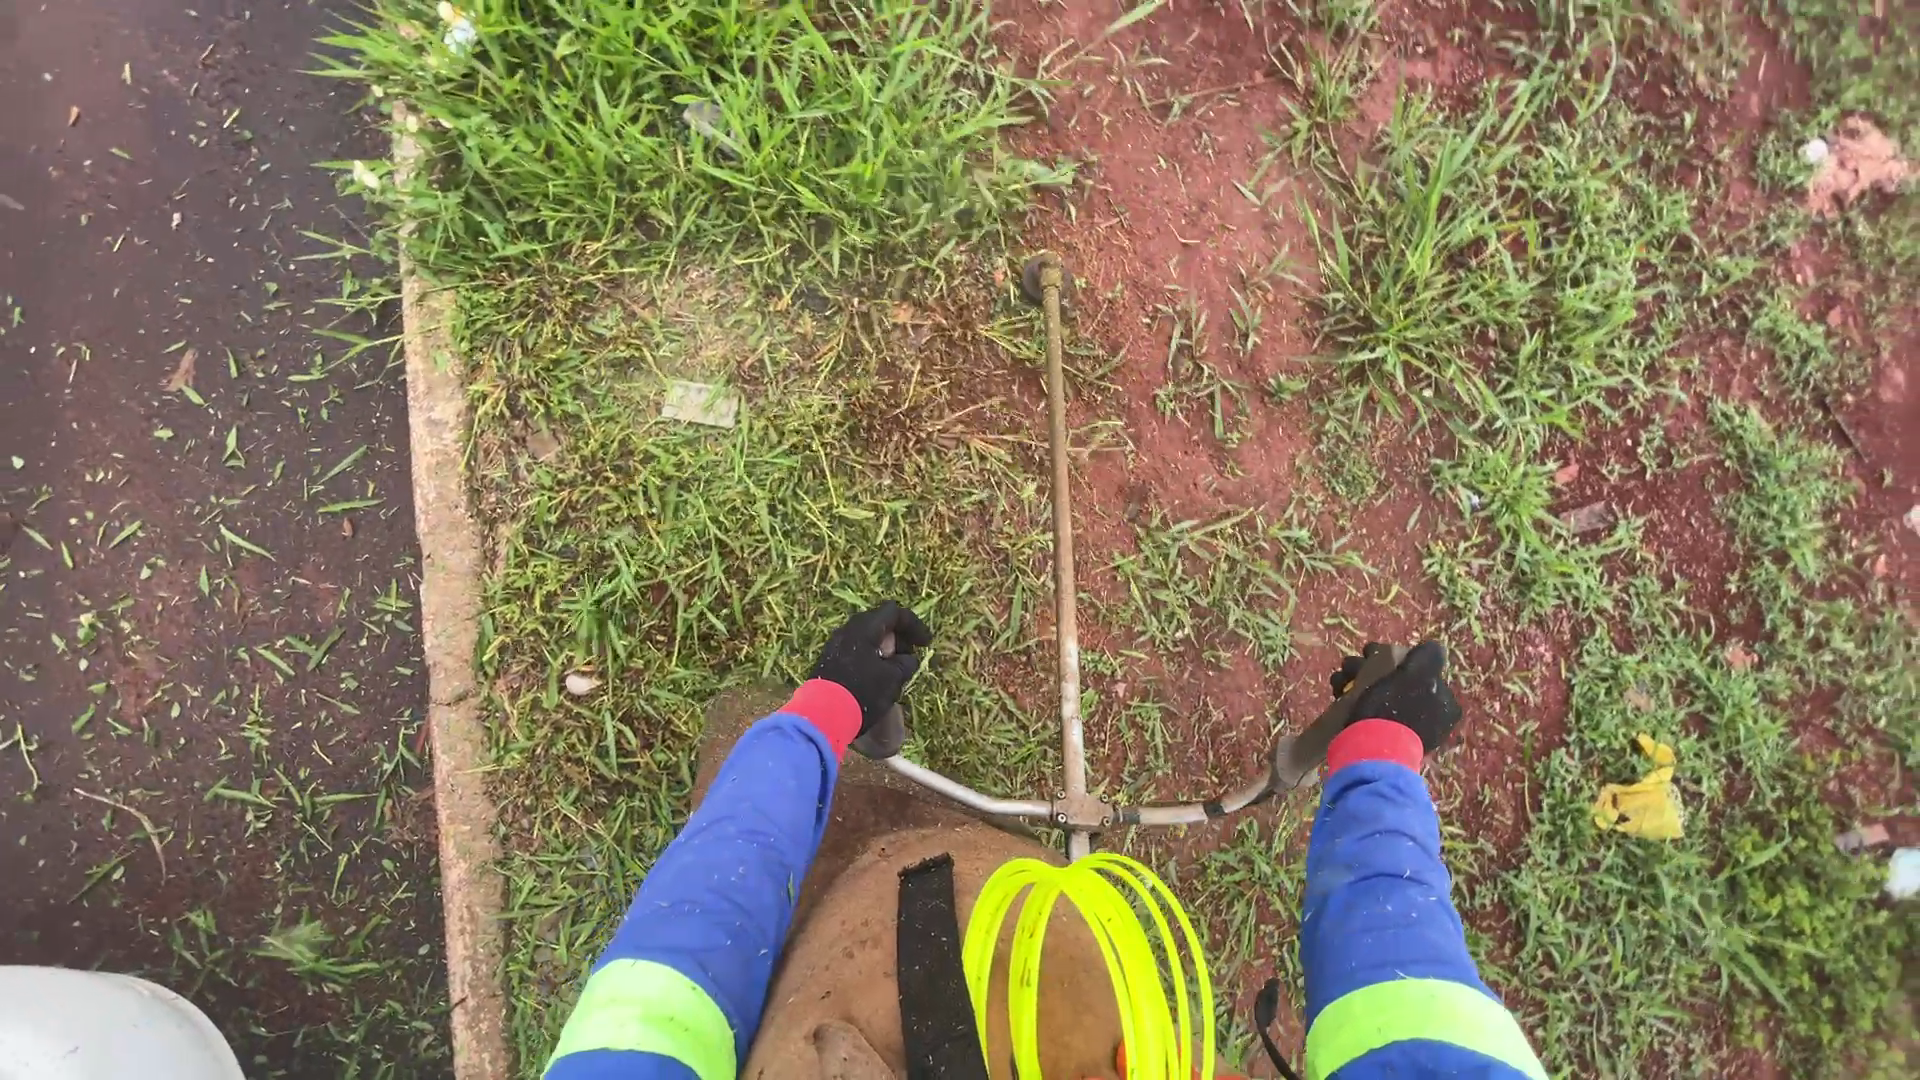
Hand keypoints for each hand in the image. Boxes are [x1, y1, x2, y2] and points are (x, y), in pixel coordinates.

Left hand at [809, 602, 931, 735]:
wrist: (822, 715)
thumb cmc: (863, 692)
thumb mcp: (893, 678)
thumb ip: (905, 663)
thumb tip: (906, 659)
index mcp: (866, 627)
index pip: (895, 613)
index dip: (914, 626)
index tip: (926, 643)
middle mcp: (848, 629)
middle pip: (880, 623)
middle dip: (899, 638)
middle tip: (910, 656)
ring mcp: (835, 644)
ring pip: (867, 637)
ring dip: (884, 649)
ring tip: (895, 670)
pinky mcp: (829, 660)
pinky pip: (856, 650)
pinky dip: (871, 657)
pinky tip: (876, 677)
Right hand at [1329, 641, 1459, 754]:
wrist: (1369, 750)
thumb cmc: (1392, 709)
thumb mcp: (1415, 676)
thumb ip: (1428, 658)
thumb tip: (1434, 647)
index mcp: (1443, 703)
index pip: (1418, 669)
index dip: (1393, 658)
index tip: (1369, 654)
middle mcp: (1429, 716)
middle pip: (1396, 680)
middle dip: (1369, 668)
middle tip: (1349, 668)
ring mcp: (1406, 728)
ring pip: (1380, 692)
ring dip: (1356, 680)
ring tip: (1338, 682)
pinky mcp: (1382, 736)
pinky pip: (1369, 708)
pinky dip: (1353, 698)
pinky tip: (1338, 694)